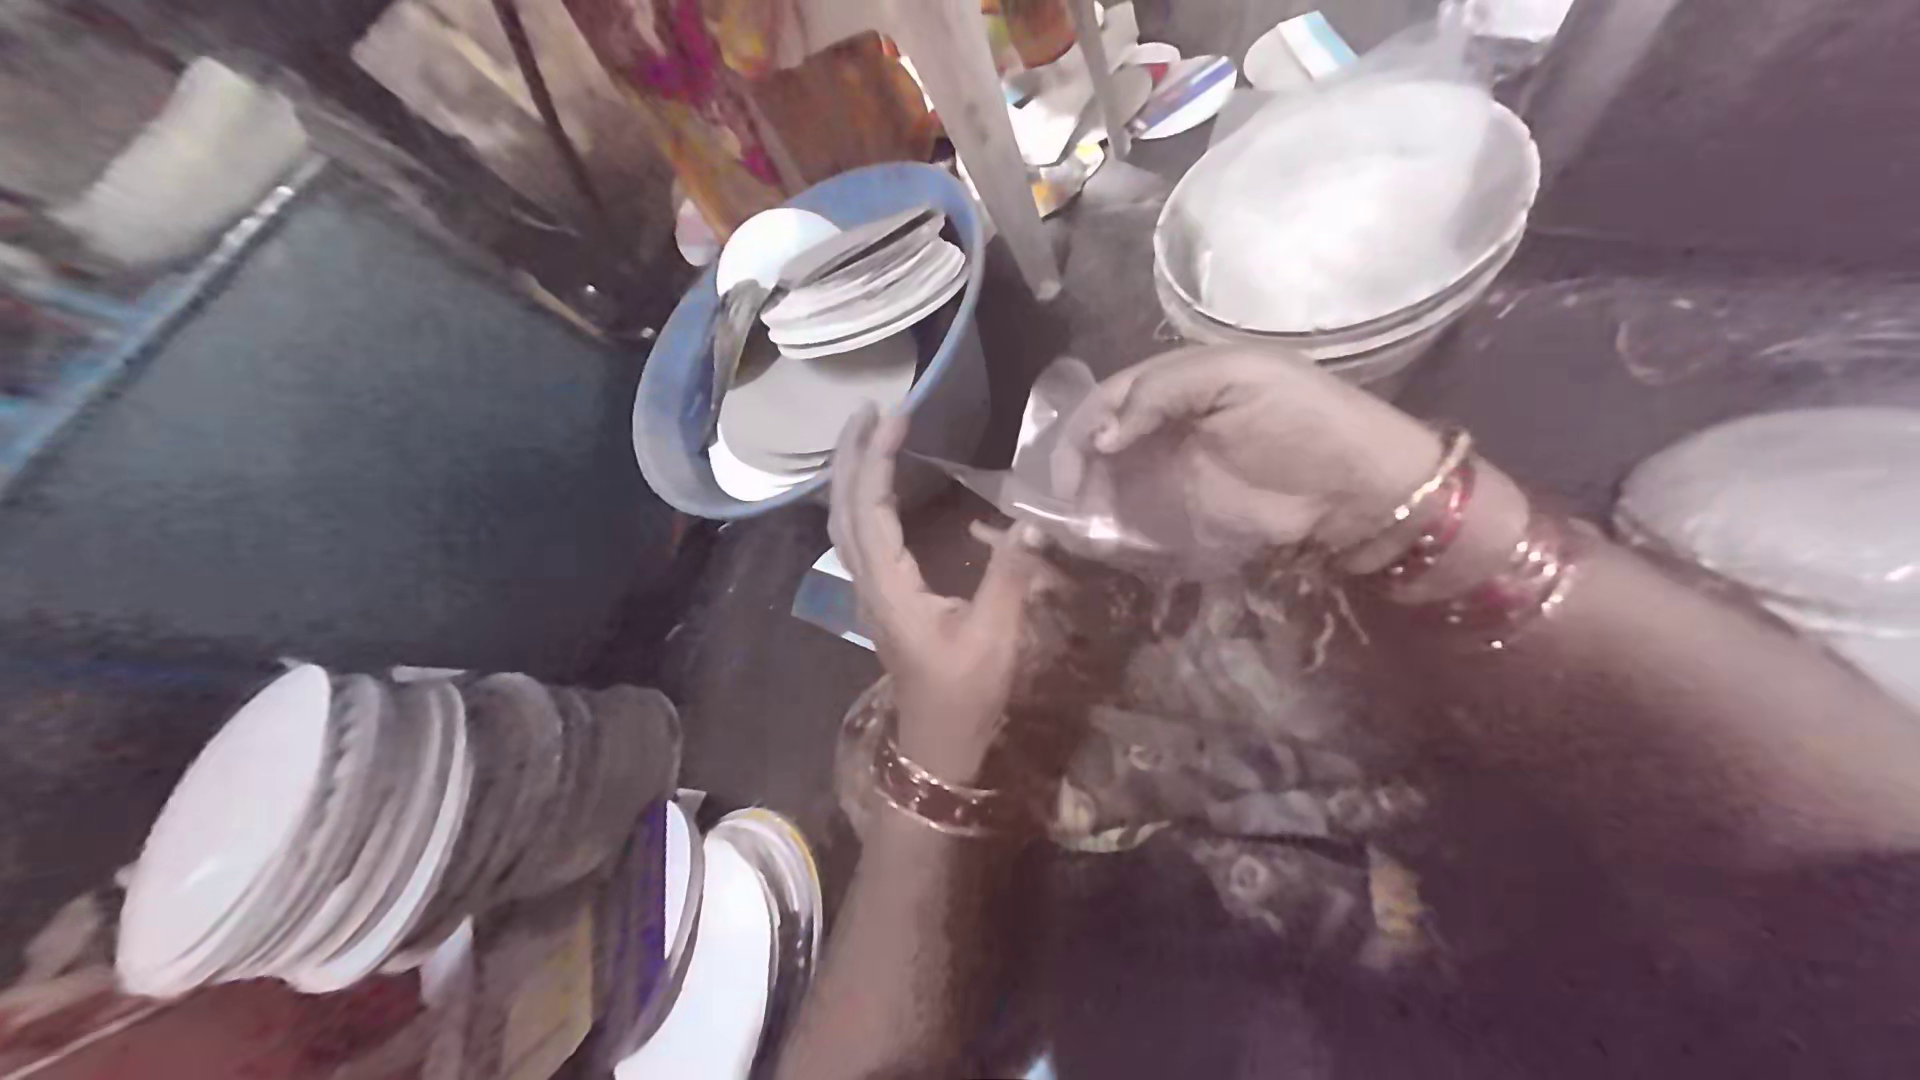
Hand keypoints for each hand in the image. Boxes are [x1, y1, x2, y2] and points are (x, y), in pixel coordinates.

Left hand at [830, 407, 1045, 783]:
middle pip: (842, 508)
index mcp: (888, 587)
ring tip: (869, 437)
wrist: (938, 744)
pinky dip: (863, 502)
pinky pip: (858, 538)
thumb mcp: (994, 637)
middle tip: (869, 410)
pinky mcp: (881, 598)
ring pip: (844, 523)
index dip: (880, 458)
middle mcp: (868, 583)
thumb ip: (1010, 575)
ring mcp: (869, 592)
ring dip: (852, 476)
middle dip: (851, 455)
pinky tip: (879, 490)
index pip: (871, 508)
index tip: (897, 415)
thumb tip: (1033, 517)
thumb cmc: (965, 696)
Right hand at [1051, 347, 1445, 558]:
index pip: (1107, 400)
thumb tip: (1102, 439)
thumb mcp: (1236, 378)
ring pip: (1103, 480)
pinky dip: (1100, 527)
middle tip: (1062, 501)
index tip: (1074, 465)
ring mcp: (1164, 472)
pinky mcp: (1174, 514)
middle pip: (1096, 442)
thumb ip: (1162, 393)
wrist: (1350, 488)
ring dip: (1078, 499)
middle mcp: (1159, 427)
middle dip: (1070, 467)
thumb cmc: (1299, 421)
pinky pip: (1126, 516)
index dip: (1083, 428)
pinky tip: (1086, 539)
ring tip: (1063, 525)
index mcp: (1171, 385)